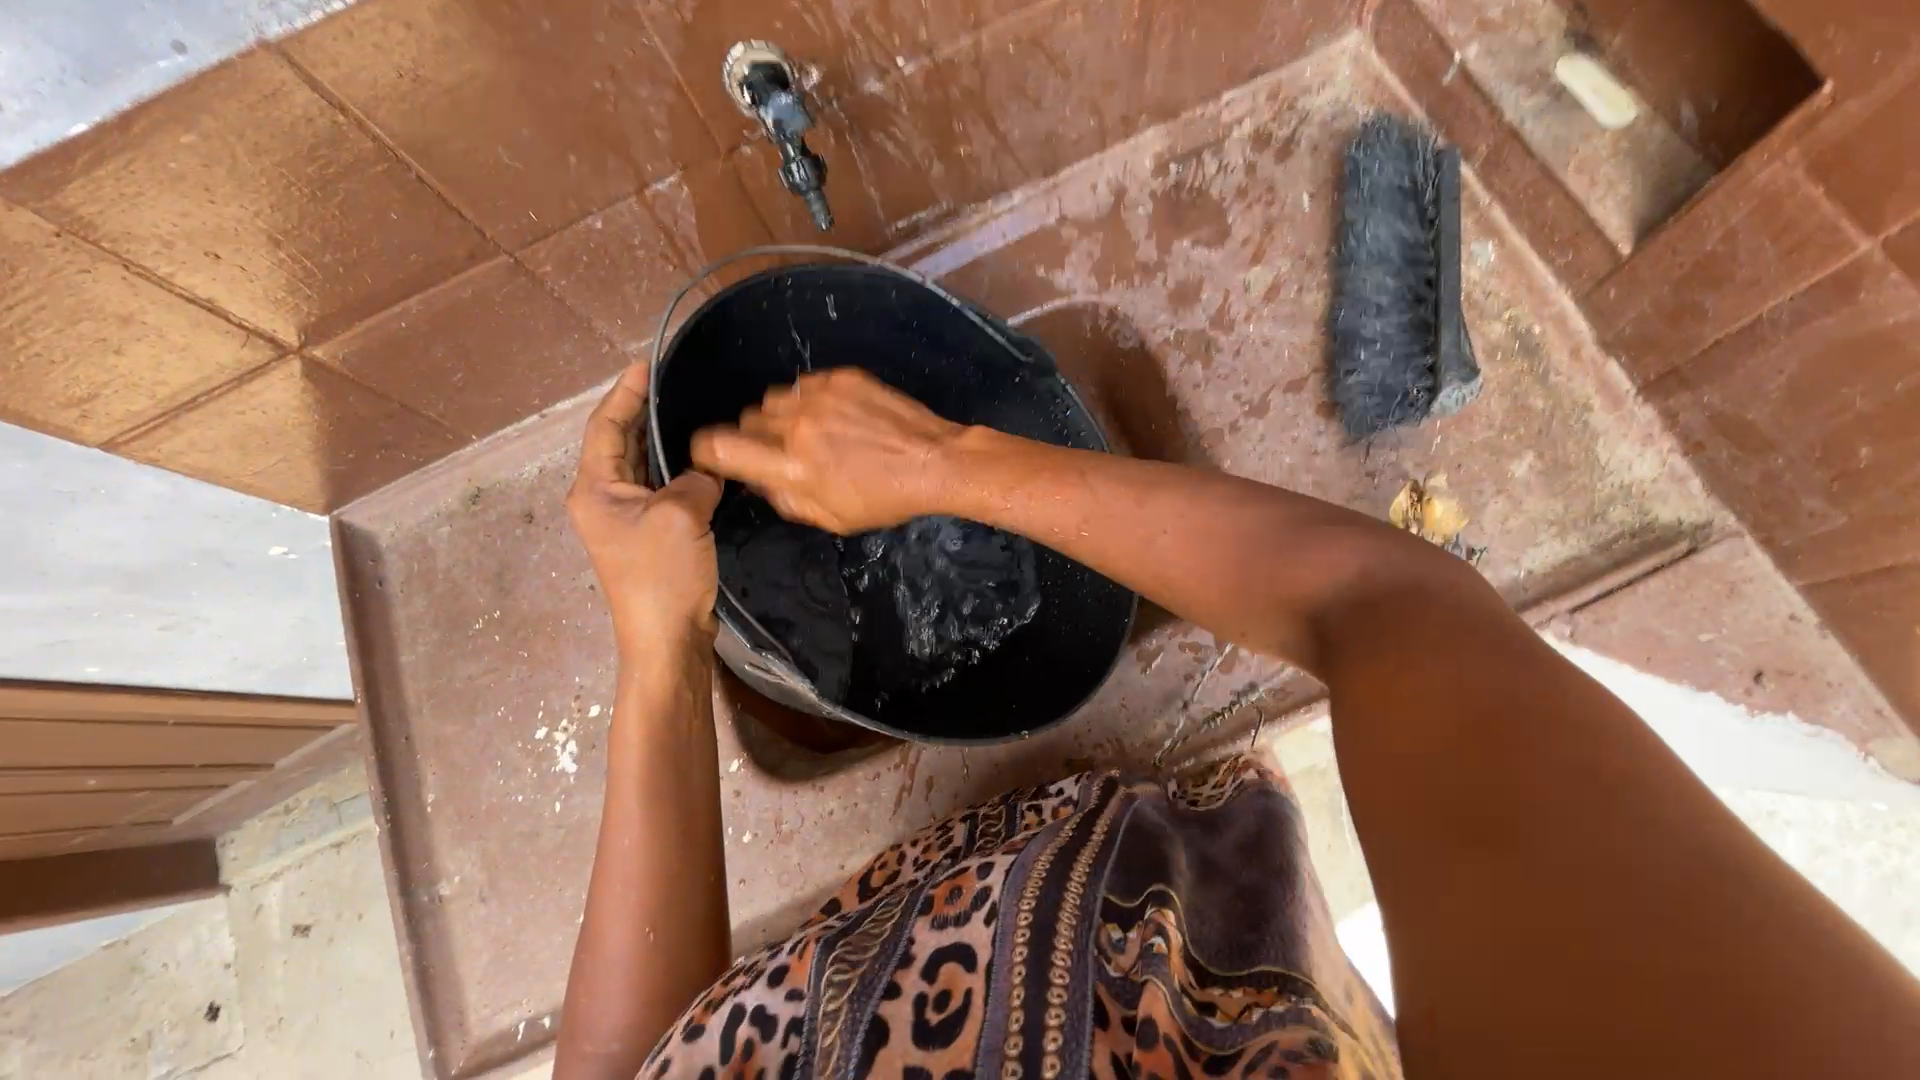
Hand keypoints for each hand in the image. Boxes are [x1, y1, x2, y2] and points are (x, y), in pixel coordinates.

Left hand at [567, 363, 723, 660]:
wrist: (667, 639)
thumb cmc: (662, 575)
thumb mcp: (682, 514)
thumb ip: (696, 478)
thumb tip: (707, 470)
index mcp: (595, 489)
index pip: (605, 426)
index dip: (624, 393)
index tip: (646, 364)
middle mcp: (604, 500)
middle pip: (621, 443)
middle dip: (644, 412)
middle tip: (676, 383)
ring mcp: (627, 521)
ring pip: (644, 468)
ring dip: (664, 442)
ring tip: (692, 412)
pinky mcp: (650, 537)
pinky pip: (662, 491)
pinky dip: (679, 471)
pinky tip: (705, 461)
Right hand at [690, 368, 963, 533]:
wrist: (934, 462)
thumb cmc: (884, 499)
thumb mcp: (830, 518)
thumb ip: (786, 499)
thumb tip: (759, 482)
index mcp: (791, 467)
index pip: (720, 447)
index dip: (705, 450)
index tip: (711, 453)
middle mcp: (797, 426)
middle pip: (747, 420)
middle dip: (754, 437)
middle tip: (781, 452)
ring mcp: (819, 397)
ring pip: (774, 399)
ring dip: (781, 416)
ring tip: (809, 432)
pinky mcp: (841, 378)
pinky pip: (805, 385)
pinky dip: (810, 400)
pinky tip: (835, 416)